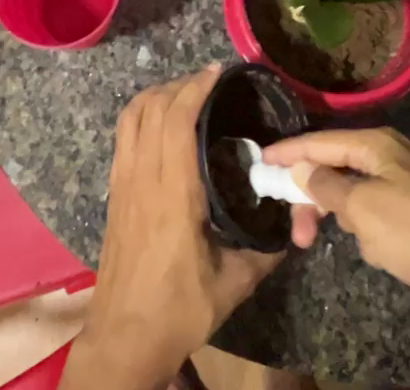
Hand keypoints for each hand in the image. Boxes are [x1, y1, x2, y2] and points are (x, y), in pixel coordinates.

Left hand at [61, 65, 282, 389]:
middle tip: (209, 81)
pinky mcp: (114, 192)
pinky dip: (142, 115)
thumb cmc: (179, 308)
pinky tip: (164, 124)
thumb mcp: (234, 282)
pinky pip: (124, 136)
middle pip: (150, 109)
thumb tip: (295, 223)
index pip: (176, 121)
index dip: (194, 88)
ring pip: (130, 118)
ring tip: (186, 92)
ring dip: (156, 95)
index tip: (217, 73)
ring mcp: (122, 183)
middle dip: (179, 84)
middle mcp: (141, 178)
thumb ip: (267, 248)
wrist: (124, 336)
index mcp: (172, 193)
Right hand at [264, 127, 409, 318]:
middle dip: (314, 197)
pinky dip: (368, 228)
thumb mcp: (362, 209)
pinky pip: (378, 210)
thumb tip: (301, 168)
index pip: (319, 142)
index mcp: (377, 144)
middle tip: (297, 233)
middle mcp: (392, 154)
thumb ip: (326, 185)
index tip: (259, 163)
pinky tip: (380, 250)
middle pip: (336, 166)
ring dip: (344, 216)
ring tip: (354, 243)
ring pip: (356, 191)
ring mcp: (409, 181)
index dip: (287, 153)